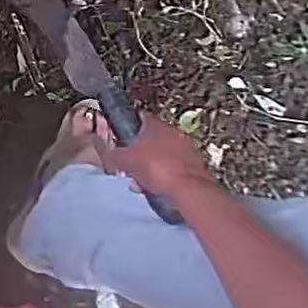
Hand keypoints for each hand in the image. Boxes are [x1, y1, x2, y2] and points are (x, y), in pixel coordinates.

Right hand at [102, 116, 217, 200]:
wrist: (189, 190)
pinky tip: (159, 188)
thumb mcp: (124, 160)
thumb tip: (109, 155)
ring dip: (154, 166)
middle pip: (152, 139)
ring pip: (165, 155)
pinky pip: (177, 169)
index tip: (123, 134)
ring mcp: (188, 150)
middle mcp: (174, 134)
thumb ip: (113, 155)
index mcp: (156, 125)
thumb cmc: (159, 169)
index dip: (129, 126)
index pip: (140, 117)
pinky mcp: (198, 168)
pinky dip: (168, 177)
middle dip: (141, 152)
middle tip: (132, 164)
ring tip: (144, 181)